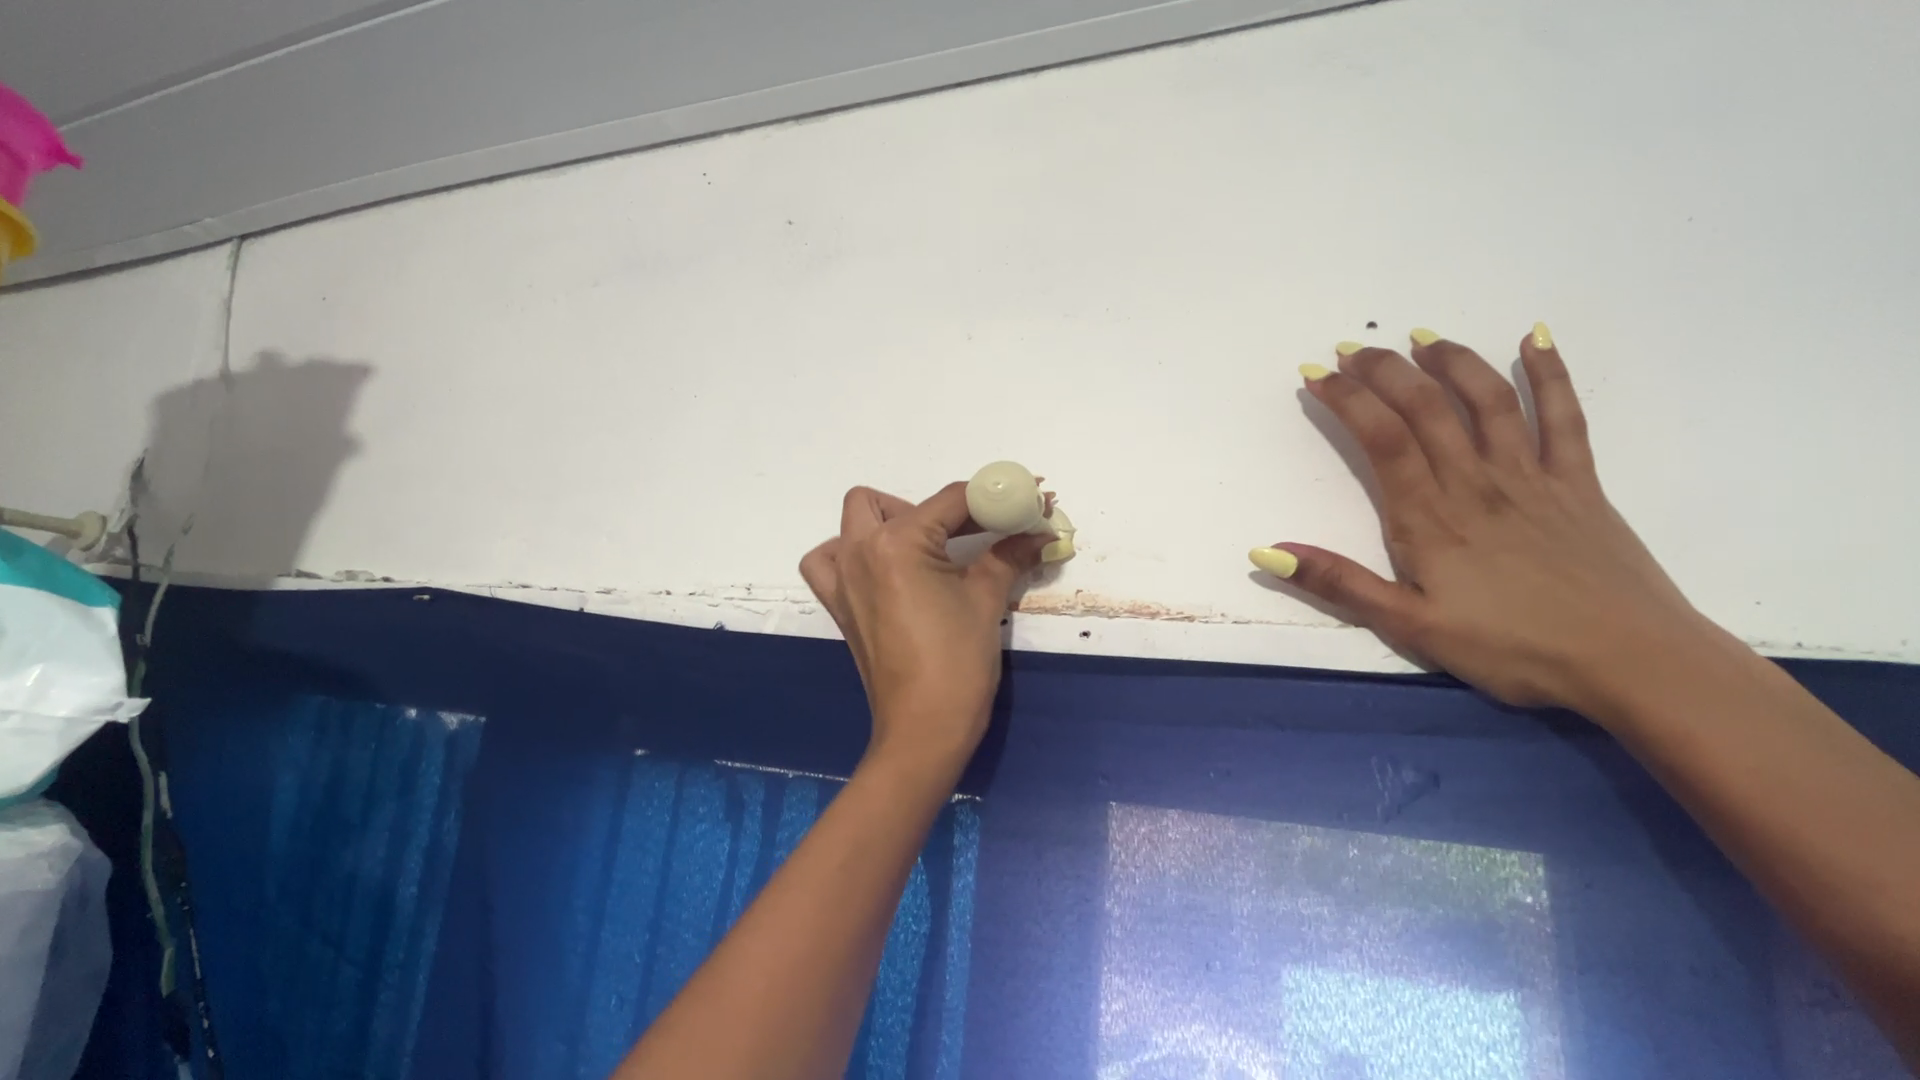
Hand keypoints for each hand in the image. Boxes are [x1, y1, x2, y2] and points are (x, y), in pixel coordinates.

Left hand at [800, 482, 1045, 769]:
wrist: (924, 728)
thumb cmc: (958, 663)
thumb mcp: (987, 600)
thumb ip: (1009, 554)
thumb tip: (1039, 531)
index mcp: (897, 543)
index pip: (951, 501)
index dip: (994, 498)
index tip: (1026, 499)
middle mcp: (860, 550)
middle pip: (892, 501)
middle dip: (935, 509)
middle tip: (971, 535)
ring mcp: (842, 578)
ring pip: (854, 521)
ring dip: (887, 521)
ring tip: (924, 549)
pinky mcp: (839, 604)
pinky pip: (828, 561)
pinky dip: (848, 553)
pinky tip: (881, 569)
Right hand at [1254, 325, 1707, 712]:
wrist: (1630, 660)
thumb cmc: (1512, 649)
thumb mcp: (1410, 627)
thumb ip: (1340, 584)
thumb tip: (1269, 552)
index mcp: (1430, 518)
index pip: (1380, 439)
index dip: (1345, 399)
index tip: (1314, 375)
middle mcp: (1476, 482)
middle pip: (1425, 408)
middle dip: (1383, 371)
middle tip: (1350, 349)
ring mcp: (1532, 476)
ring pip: (1486, 400)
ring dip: (1450, 361)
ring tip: (1420, 337)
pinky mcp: (1579, 482)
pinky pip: (1563, 415)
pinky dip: (1548, 373)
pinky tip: (1533, 338)